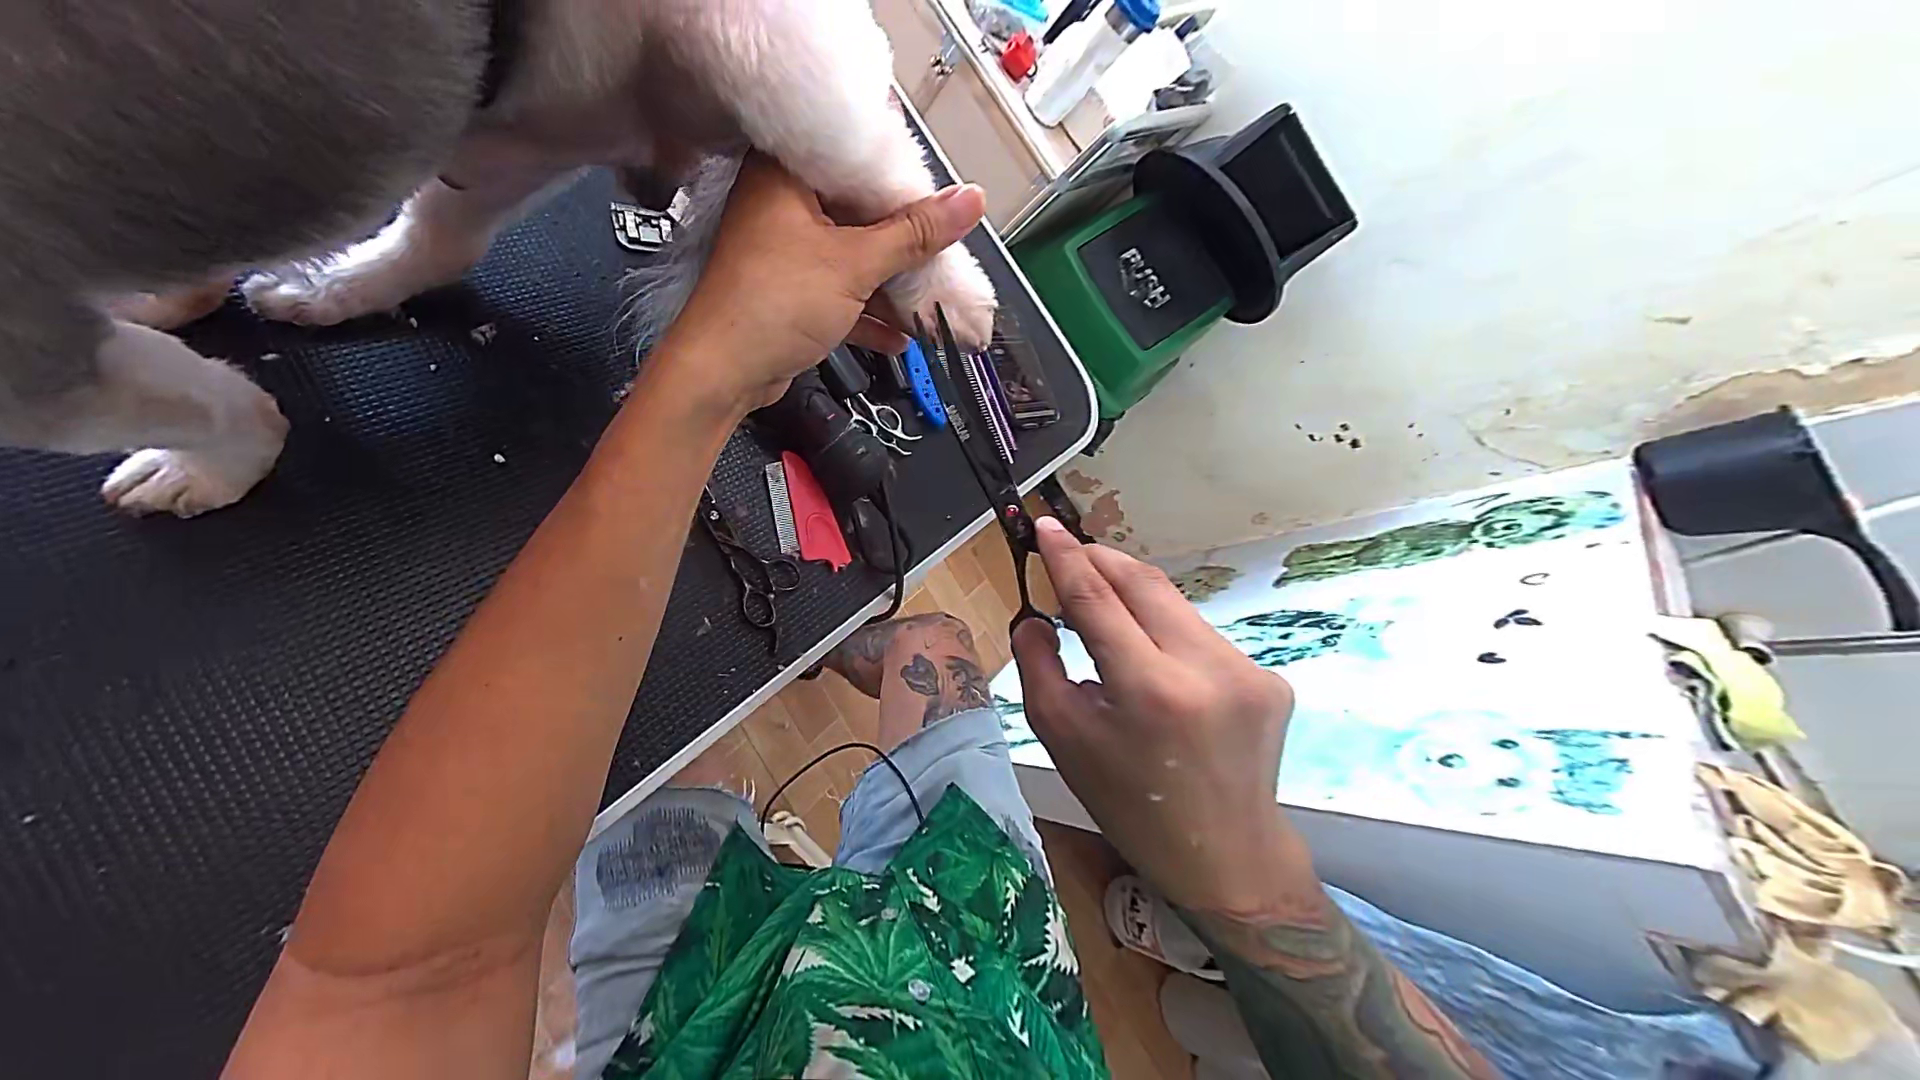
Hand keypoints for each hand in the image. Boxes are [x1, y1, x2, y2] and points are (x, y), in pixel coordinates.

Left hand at [662, 153, 985, 411]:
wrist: (724, 374)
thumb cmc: (768, 306)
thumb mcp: (855, 264)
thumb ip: (915, 234)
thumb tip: (967, 202)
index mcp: (788, 175)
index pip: (860, 161)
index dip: (905, 182)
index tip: (942, 202)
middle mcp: (785, 208)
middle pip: (863, 215)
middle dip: (906, 247)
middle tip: (942, 257)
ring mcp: (789, 253)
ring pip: (856, 260)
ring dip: (893, 288)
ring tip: (929, 304)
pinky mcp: (794, 294)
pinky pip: (843, 295)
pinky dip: (870, 314)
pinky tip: (900, 336)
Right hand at [1012, 518, 1309, 913]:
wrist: (1225, 855)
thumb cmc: (1130, 804)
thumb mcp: (1063, 739)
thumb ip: (1038, 666)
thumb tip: (1035, 617)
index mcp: (1150, 691)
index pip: (1097, 599)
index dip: (1066, 557)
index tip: (1044, 526)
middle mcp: (1206, 669)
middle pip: (1144, 583)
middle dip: (1100, 561)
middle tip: (1068, 556)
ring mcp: (1246, 669)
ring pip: (1172, 605)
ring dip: (1132, 598)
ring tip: (1103, 617)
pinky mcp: (1268, 676)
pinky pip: (1198, 633)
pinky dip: (1164, 632)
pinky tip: (1153, 663)